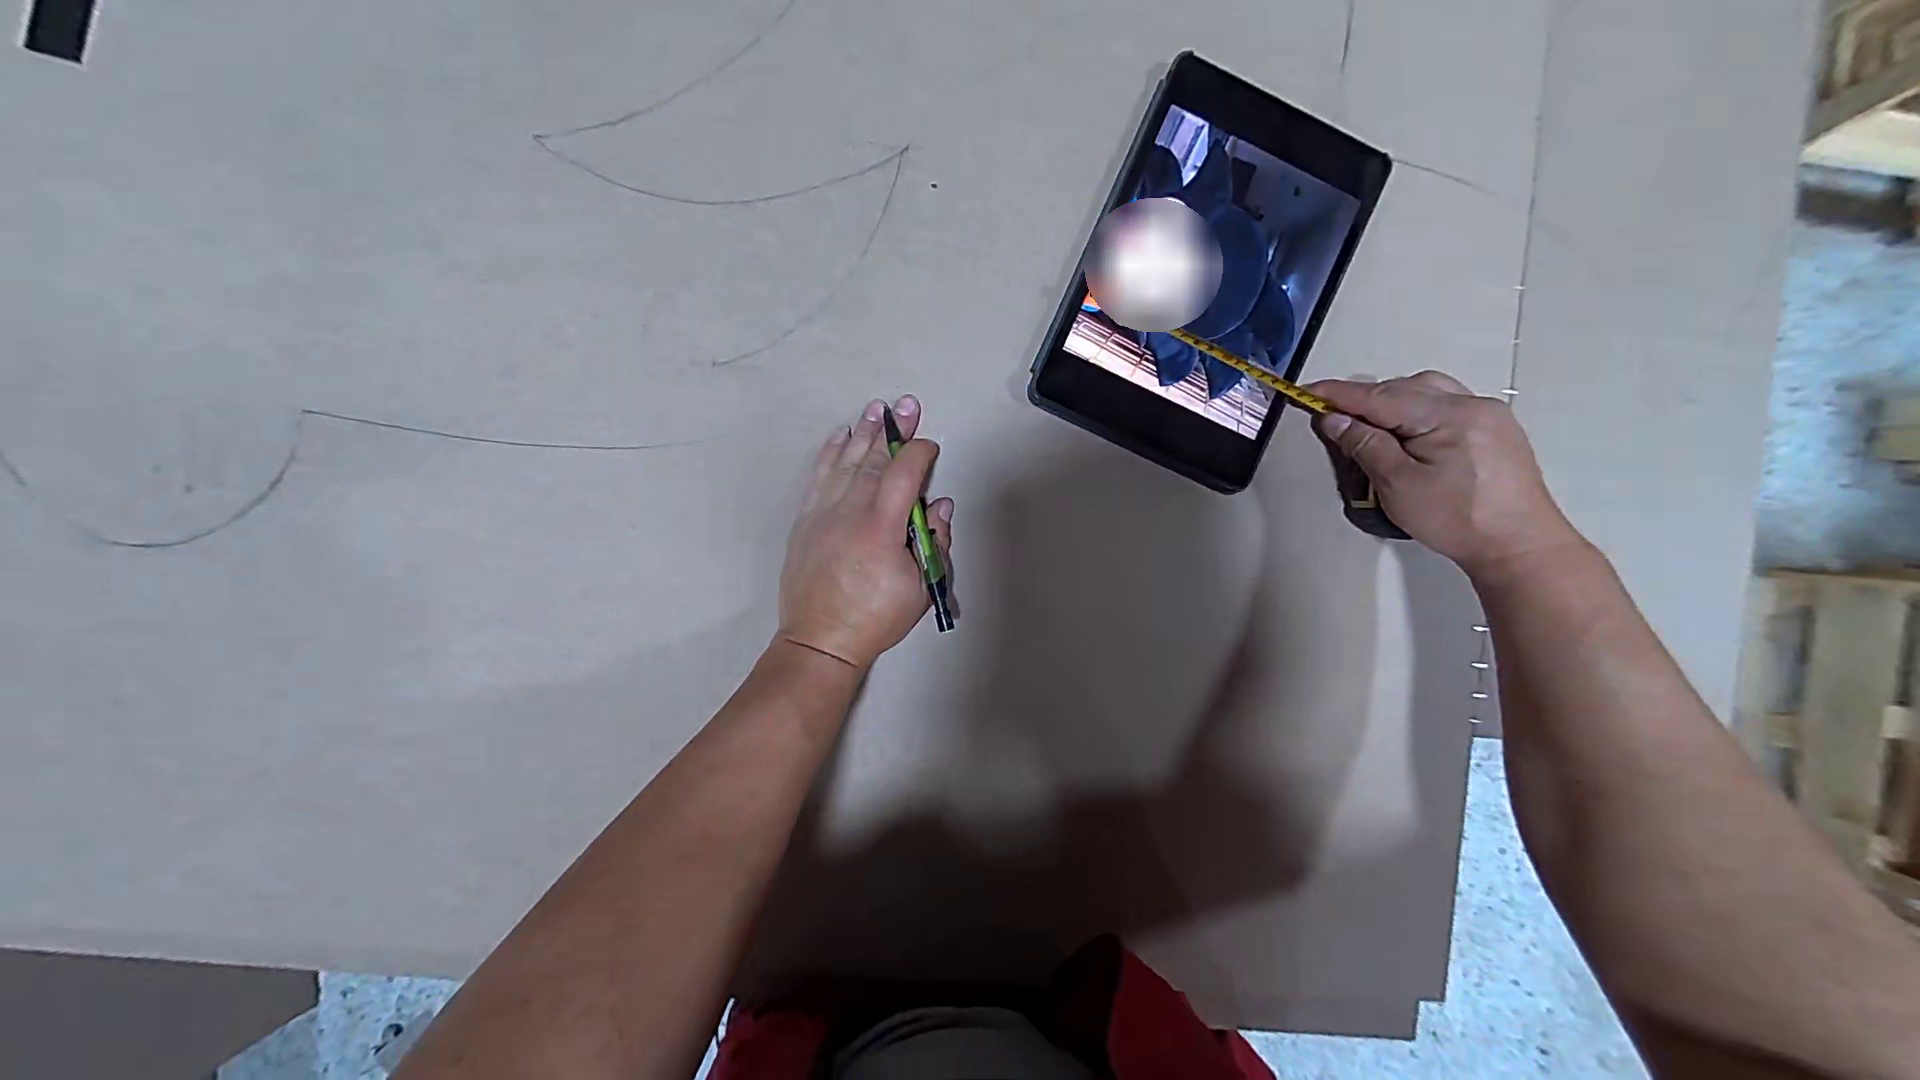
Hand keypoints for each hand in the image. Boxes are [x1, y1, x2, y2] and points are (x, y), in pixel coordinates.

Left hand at [777, 396, 954, 670]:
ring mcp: (822, 513)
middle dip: (893, 431)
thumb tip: (940, 506)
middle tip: (906, 403)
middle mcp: (849, 511)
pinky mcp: (805, 520)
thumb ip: (934, 542)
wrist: (819, 638)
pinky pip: (818, 477)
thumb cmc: (875, 618)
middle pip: (873, 460)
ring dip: (863, 433)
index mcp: (881, 528)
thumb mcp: (919, 587)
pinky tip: (840, 436)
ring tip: (876, 409)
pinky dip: (829, 453)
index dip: (918, 453)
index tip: (930, 445)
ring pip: (845, 462)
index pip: (902, 475)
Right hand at [1305, 372, 1586, 578]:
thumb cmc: (1455, 519)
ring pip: (1427, 392)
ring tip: (1368, 425)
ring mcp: (1488, 415)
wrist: (1519, 545)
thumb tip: (1335, 419)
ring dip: (1391, 401)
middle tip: (1334, 418)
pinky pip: (1445, 404)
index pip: (1380, 396)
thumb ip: (1365, 445)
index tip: (1306, 390)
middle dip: (1365, 398)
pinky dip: (1415, 410)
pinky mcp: (1494, 430)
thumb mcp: (1398, 485)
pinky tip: (1405, 432)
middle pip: (1405, 387)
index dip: (1339, 394)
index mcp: (1449, 416)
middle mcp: (1472, 405)